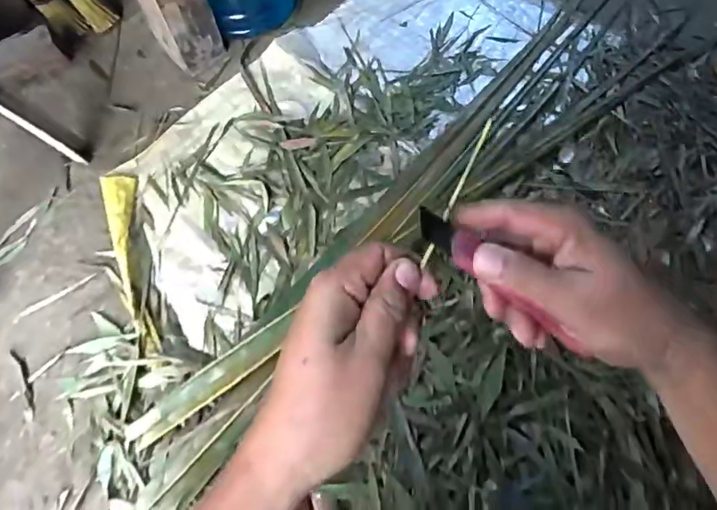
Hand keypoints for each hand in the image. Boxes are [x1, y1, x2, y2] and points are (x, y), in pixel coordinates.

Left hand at [211, 244, 439, 507]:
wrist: (285, 463)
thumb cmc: (328, 410)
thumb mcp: (370, 355)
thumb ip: (390, 304)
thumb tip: (408, 264)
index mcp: (334, 286)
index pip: (382, 252)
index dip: (411, 271)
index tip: (431, 301)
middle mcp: (330, 295)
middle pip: (384, 284)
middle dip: (403, 317)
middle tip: (403, 352)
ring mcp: (330, 322)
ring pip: (381, 315)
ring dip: (394, 345)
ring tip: (386, 379)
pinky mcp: (331, 346)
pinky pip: (368, 338)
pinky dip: (381, 360)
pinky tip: (377, 388)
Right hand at [456, 200, 695, 373]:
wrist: (660, 344)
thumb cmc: (619, 315)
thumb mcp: (567, 299)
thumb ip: (520, 275)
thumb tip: (474, 253)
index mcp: (557, 224)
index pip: (504, 212)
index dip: (471, 219)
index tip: (441, 235)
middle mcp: (552, 233)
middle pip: (501, 246)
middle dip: (496, 283)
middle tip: (499, 314)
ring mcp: (554, 256)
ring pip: (509, 272)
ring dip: (512, 305)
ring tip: (529, 335)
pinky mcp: (557, 277)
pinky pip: (525, 288)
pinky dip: (525, 312)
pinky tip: (540, 336)